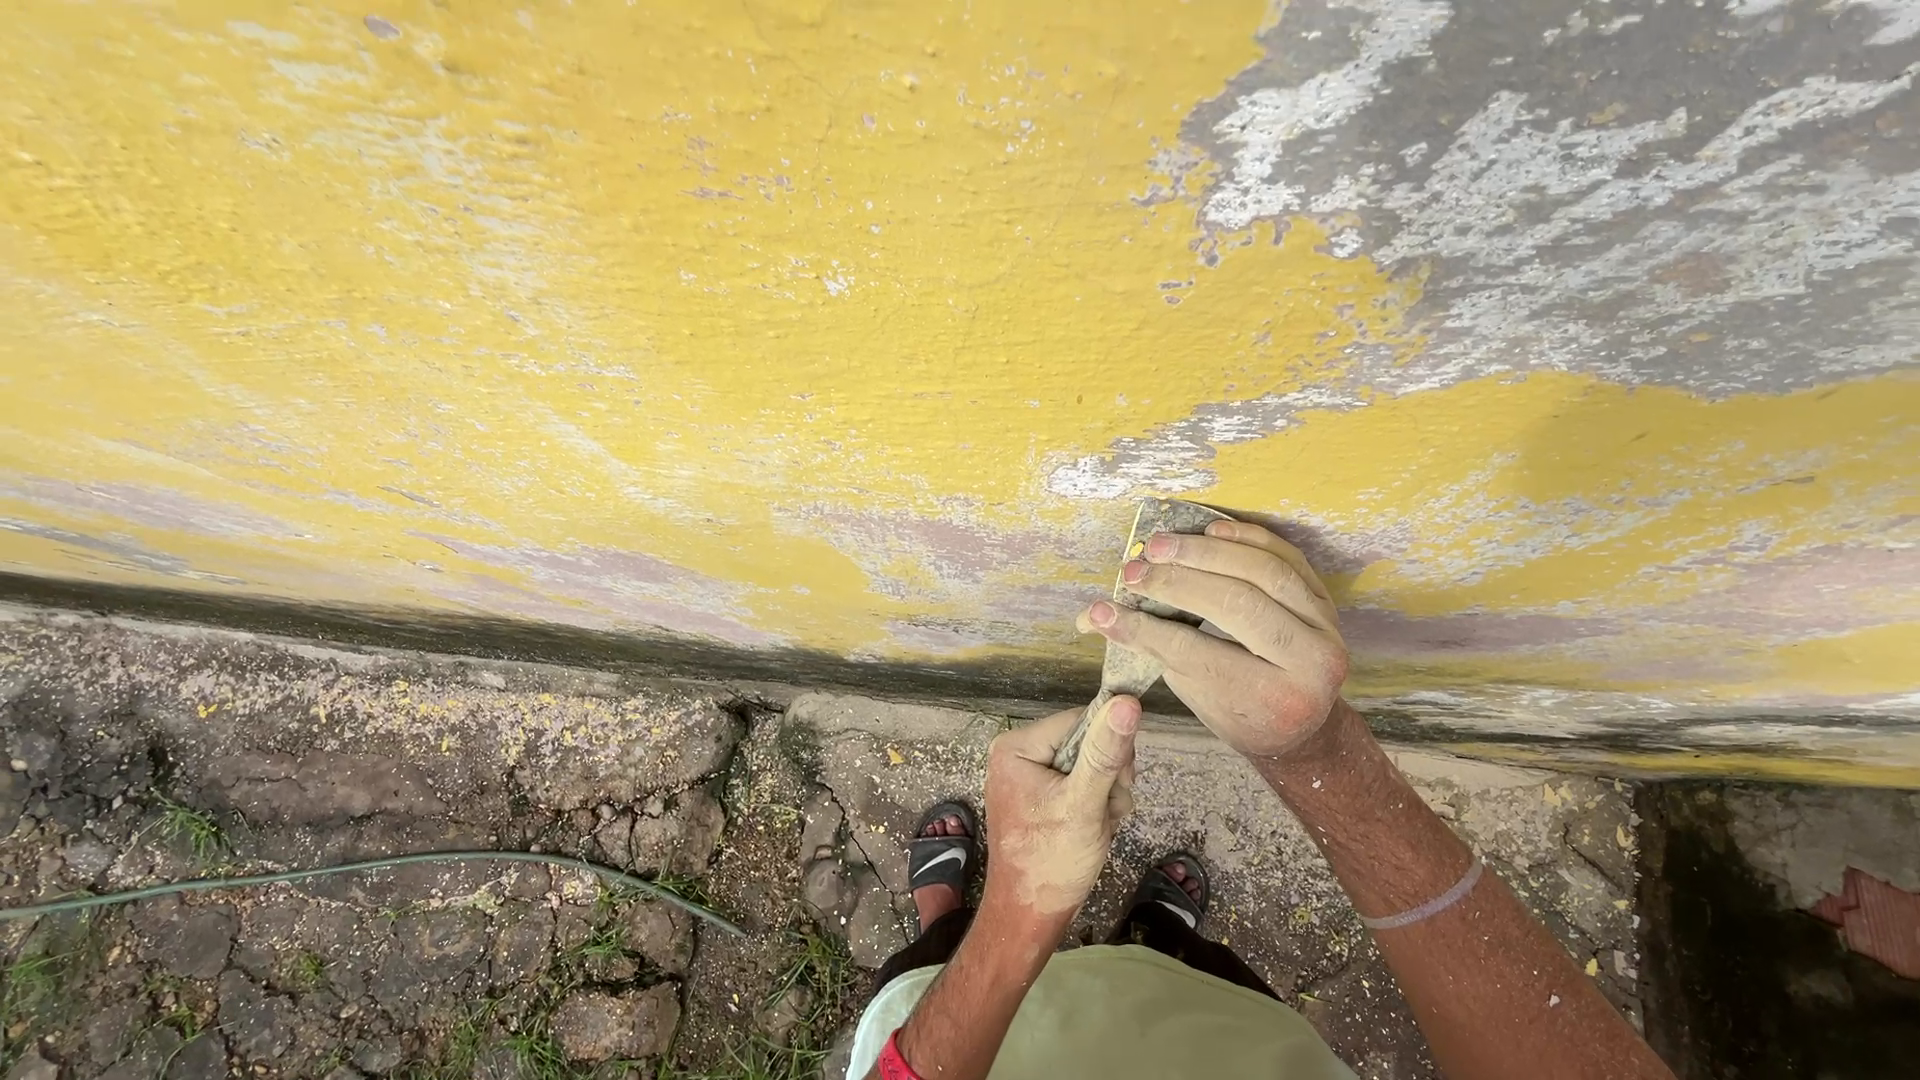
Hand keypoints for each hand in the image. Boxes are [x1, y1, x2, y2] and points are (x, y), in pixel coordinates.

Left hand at [981, 695, 1140, 922]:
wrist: (1030, 915)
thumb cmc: (1051, 862)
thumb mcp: (1084, 803)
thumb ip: (1105, 753)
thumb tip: (1126, 702)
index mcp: (1016, 745)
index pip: (1080, 719)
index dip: (1108, 747)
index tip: (1119, 782)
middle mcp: (1018, 752)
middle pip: (1086, 740)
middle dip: (1107, 776)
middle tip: (1104, 810)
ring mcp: (1028, 774)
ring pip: (1090, 764)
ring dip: (1105, 794)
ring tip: (1097, 825)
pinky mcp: (1039, 794)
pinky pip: (1080, 783)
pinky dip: (1095, 805)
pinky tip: (1091, 829)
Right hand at [1077, 519, 1346, 760]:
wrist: (1305, 724)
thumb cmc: (1239, 714)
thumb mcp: (1196, 696)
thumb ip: (1155, 652)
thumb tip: (1094, 616)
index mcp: (1272, 700)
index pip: (1195, 654)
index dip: (1144, 630)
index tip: (1102, 611)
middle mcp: (1311, 662)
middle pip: (1235, 604)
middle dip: (1175, 582)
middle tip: (1131, 572)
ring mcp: (1325, 626)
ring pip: (1263, 571)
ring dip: (1203, 552)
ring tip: (1158, 546)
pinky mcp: (1325, 599)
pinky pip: (1286, 556)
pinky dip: (1245, 538)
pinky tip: (1208, 532)